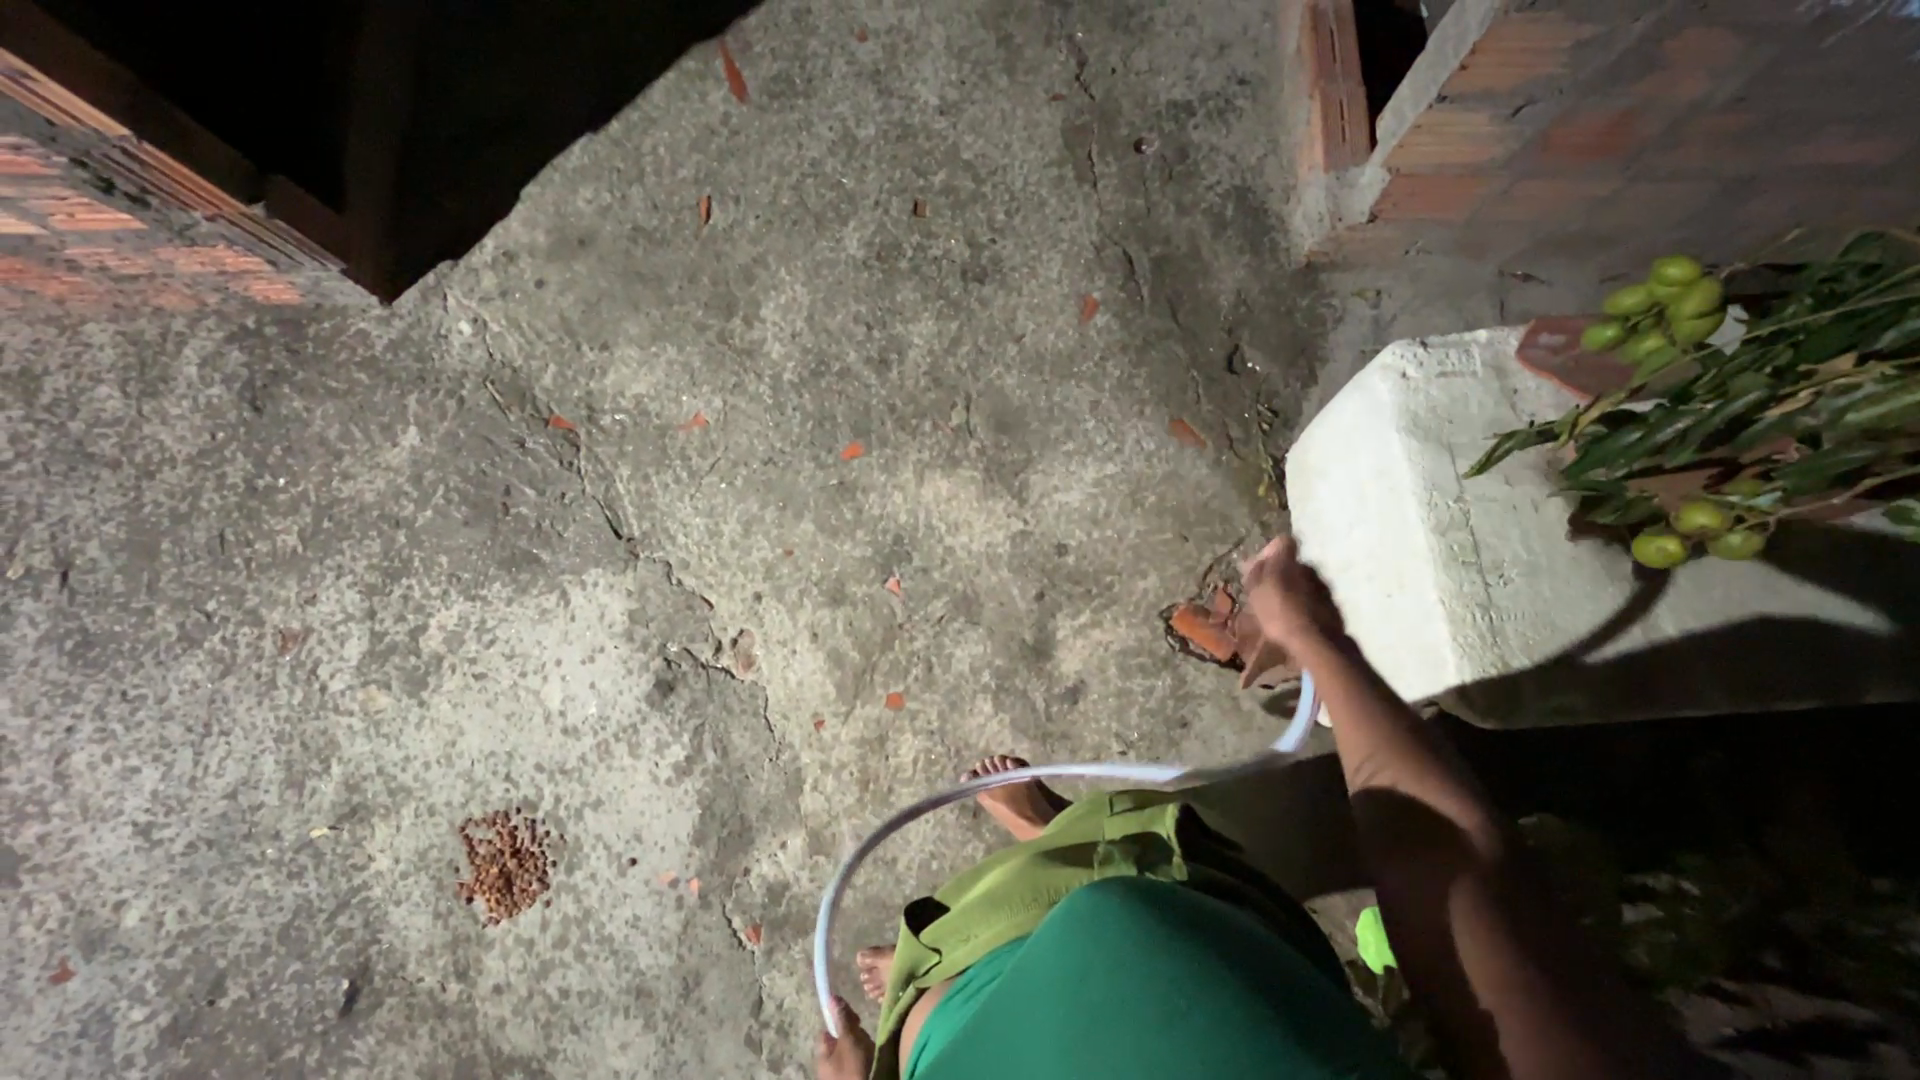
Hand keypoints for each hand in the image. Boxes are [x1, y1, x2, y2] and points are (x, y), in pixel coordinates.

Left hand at [815, 997, 874, 1079]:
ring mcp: (840, 1075)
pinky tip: (873, 1060)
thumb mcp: (849, 1040)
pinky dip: (867, 1059)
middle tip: (865, 1038)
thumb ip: (841, 1019)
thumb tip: (830, 997)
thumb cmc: (854, 1069)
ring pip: (853, 1051)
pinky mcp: (854, 1077)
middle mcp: (829, 1067)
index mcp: (822, 1057)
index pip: (828, 1031)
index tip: (856, 1019)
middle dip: (855, 1035)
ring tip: (871, 1051)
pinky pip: (860, 1063)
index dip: (840, 1021)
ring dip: (863, 1047)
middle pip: (841, 1040)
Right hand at [1238, 536, 1343, 655]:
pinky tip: (1297, 620)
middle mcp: (1310, 569)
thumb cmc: (1279, 614)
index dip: (1271, 551)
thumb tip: (1252, 559)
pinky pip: (1314, 599)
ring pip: (1305, 582)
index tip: (1260, 568)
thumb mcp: (1257, 592)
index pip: (1283, 542)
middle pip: (1294, 564)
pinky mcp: (1333, 606)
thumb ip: (1255, 572)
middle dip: (1281, 574)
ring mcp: (1324, 588)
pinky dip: (1305, 604)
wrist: (1315, 641)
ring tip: (1281, 609)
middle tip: (1268, 591)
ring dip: (1294, 590)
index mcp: (1291, 561)